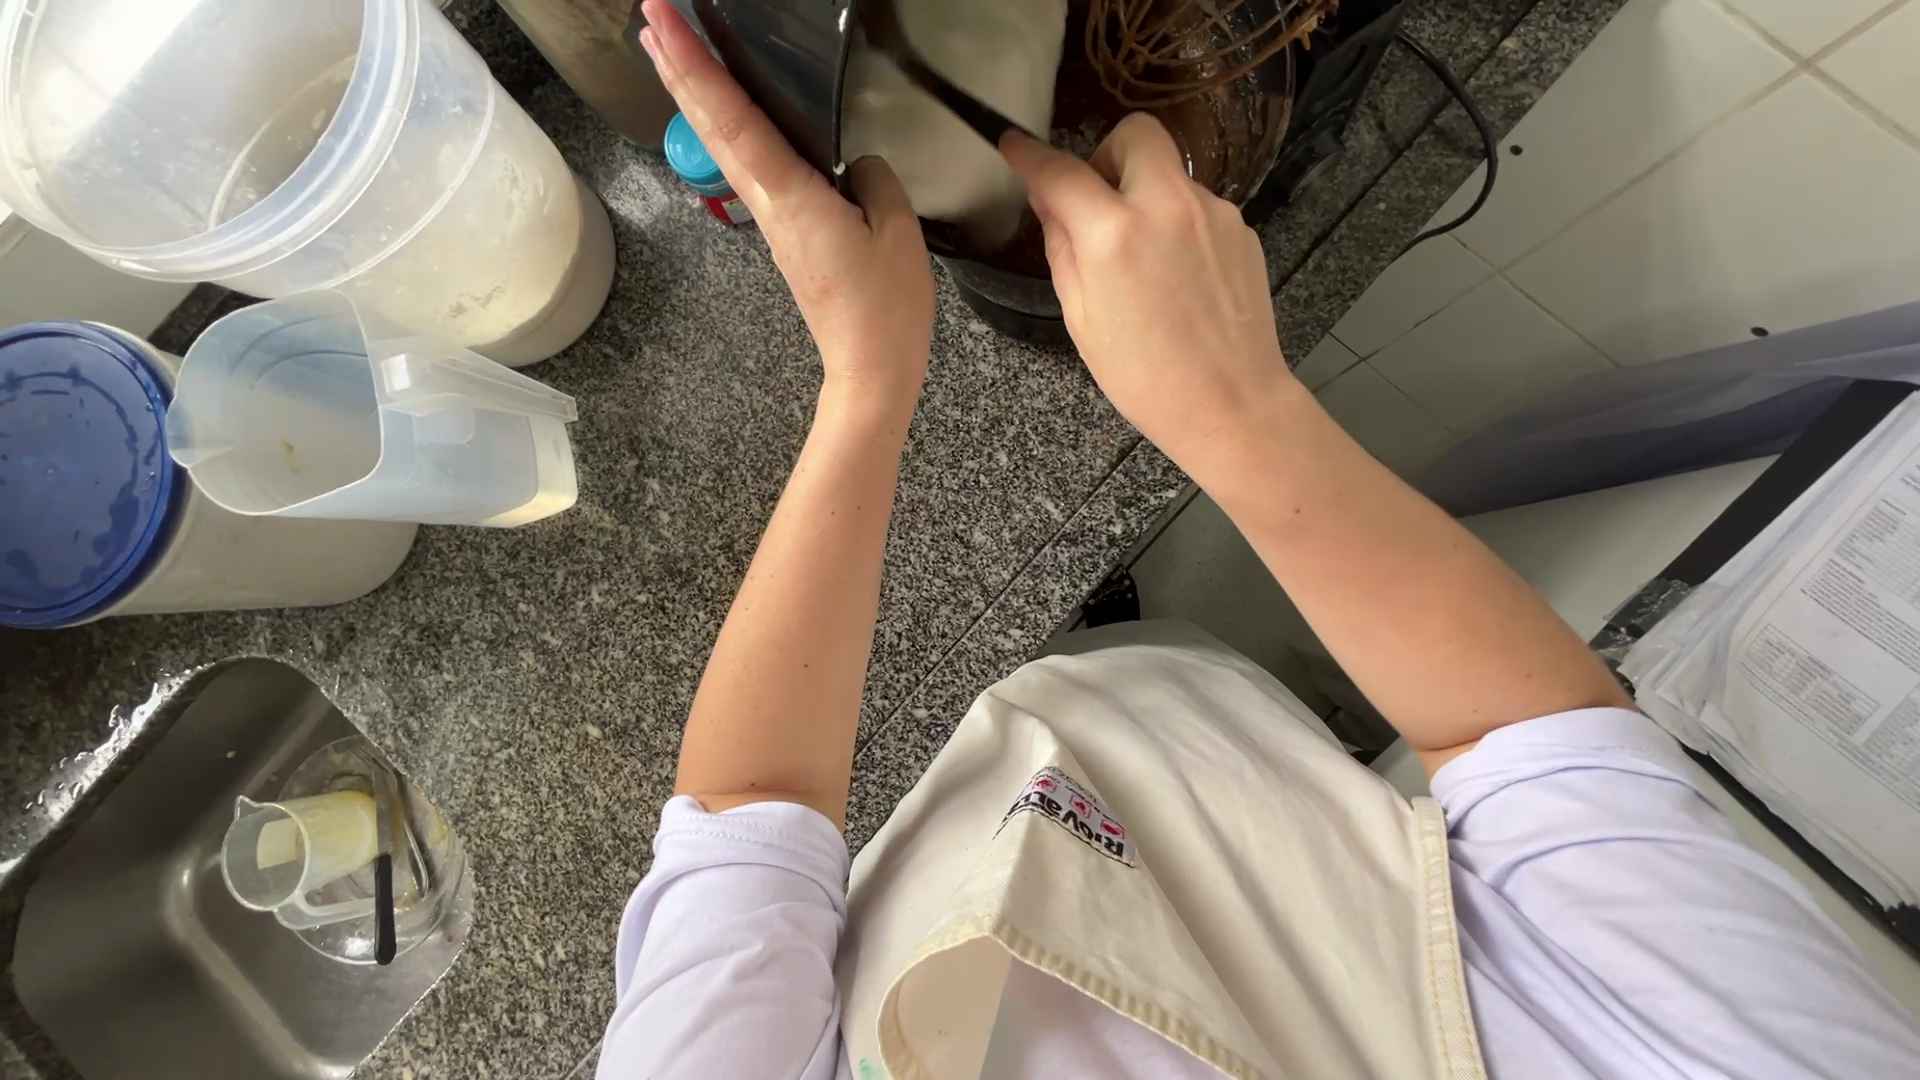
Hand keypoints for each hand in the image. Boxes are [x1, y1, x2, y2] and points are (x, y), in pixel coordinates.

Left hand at [639, 0, 934, 408]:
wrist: (870, 369)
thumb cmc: (886, 308)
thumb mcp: (898, 232)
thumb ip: (875, 180)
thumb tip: (853, 166)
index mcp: (794, 199)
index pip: (733, 118)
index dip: (696, 63)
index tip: (663, 14)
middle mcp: (772, 208)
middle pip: (714, 131)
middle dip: (680, 72)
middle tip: (650, 19)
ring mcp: (776, 227)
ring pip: (727, 151)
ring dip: (699, 100)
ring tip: (674, 56)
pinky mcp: (788, 241)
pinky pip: (751, 173)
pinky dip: (729, 134)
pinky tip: (731, 120)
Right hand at [999, 116, 1299, 482]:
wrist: (1228, 403)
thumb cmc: (1143, 378)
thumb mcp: (1082, 321)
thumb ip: (1062, 250)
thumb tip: (1050, 204)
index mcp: (1115, 235)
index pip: (1061, 172)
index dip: (1029, 156)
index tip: (1012, 146)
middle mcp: (1168, 206)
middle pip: (1134, 135)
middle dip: (1106, 157)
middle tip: (1097, 207)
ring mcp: (1213, 212)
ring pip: (1169, 175)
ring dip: (1145, 198)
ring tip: (1142, 263)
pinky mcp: (1241, 228)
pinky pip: (1197, 207)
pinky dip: (1176, 226)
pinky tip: (1177, 278)